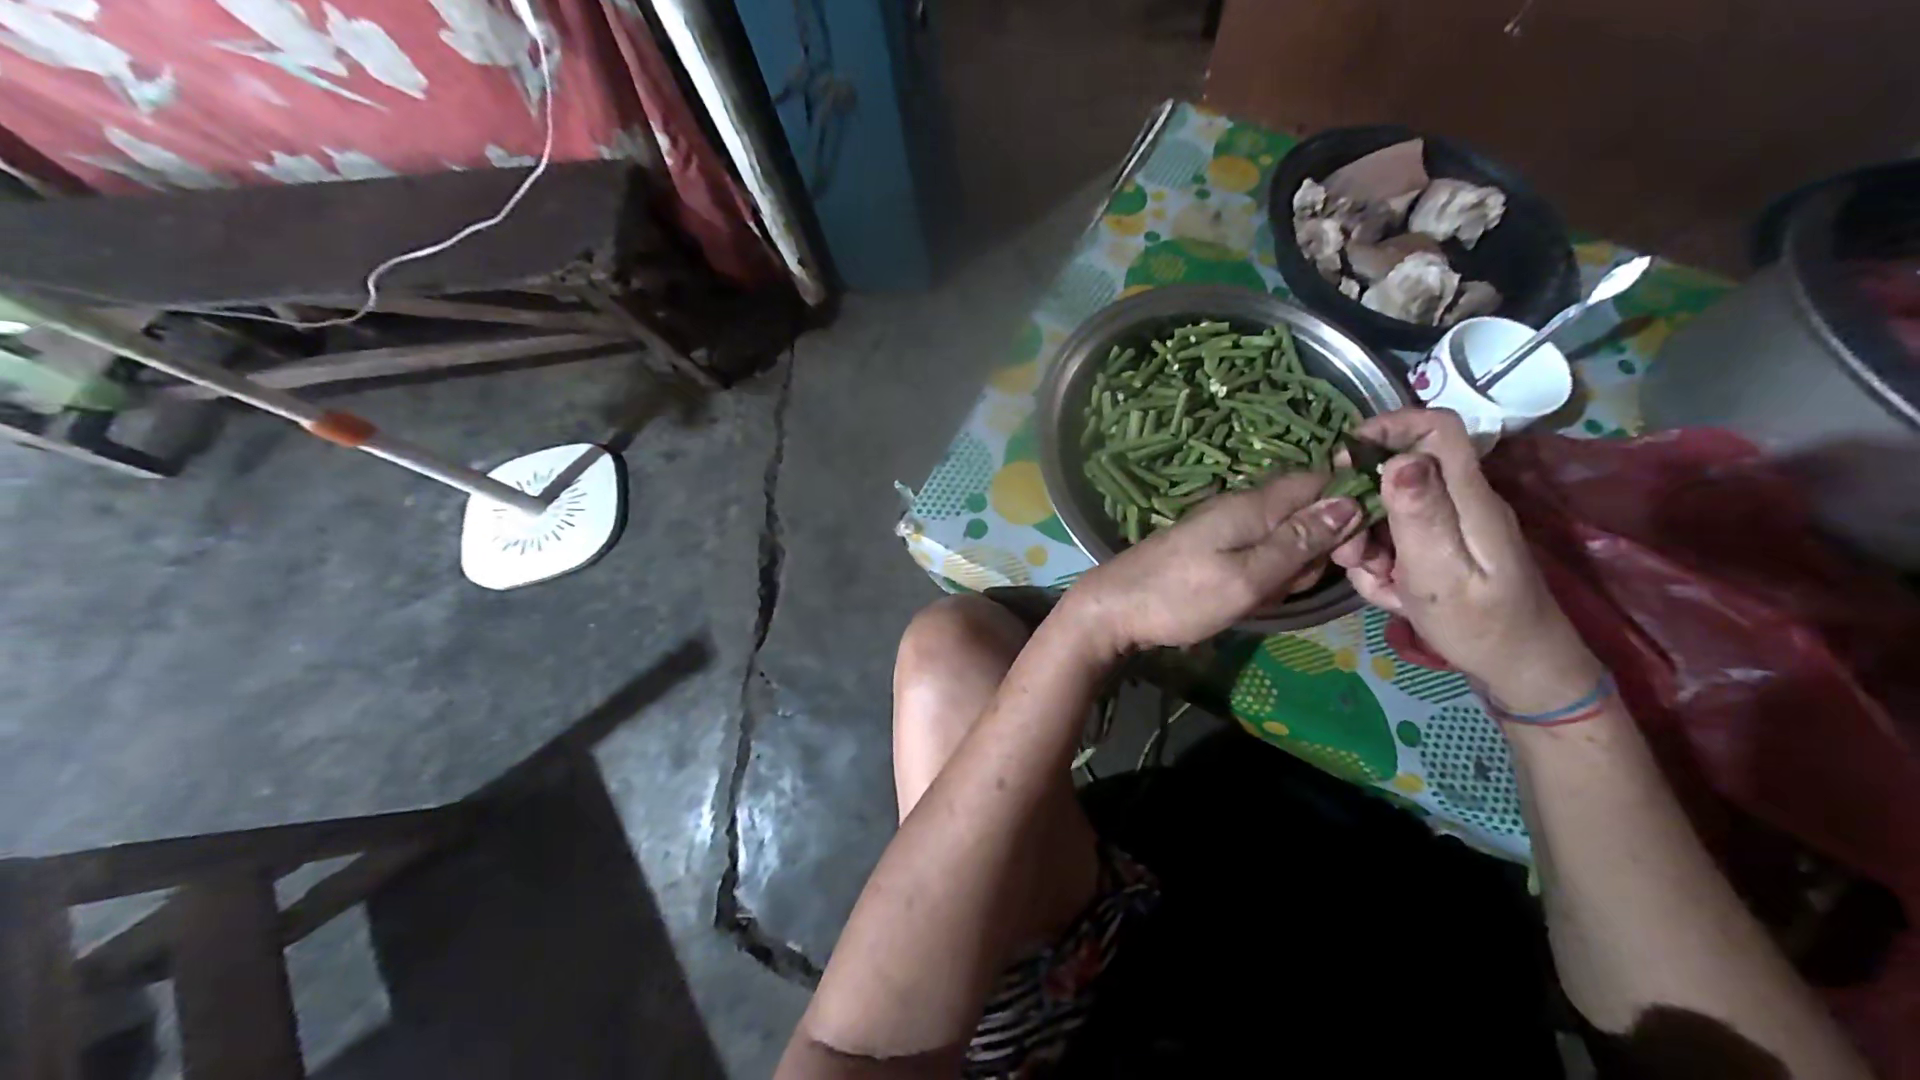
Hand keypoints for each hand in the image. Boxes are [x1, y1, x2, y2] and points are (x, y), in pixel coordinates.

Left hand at [1063, 471, 1362, 653]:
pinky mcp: (1212, 549)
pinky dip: (1257, 581)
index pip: (1320, 483)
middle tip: (1282, 587)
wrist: (1113, 609)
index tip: (1351, 552)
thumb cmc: (1180, 596)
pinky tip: (1239, 601)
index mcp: (1253, 505)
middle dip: (1310, 555)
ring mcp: (1224, 528)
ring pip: (1281, 544)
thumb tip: (1350, 503)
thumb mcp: (1248, 576)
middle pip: (1305, 518)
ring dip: (1282, 574)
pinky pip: (1255, 559)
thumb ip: (1298, 542)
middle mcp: (1241, 507)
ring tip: (1255, 597)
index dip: (1346, 512)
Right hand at [1330, 408, 1603, 712]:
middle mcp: (1460, 501)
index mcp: (1468, 499)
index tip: (1346, 455)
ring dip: (1365, 544)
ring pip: (1387, 510)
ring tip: (1377, 582)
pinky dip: (1379, 565)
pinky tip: (1391, 594)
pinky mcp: (1439, 547)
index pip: (1437, 428)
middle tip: (1352, 549)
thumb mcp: (1440, 574)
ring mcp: (1449, 525)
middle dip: (1360, 503)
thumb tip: (1399, 460)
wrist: (1520, 672)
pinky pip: (1393, 541)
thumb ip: (1419, 516)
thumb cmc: (1480, 625)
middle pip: (1398, 472)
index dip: (1390, 425)